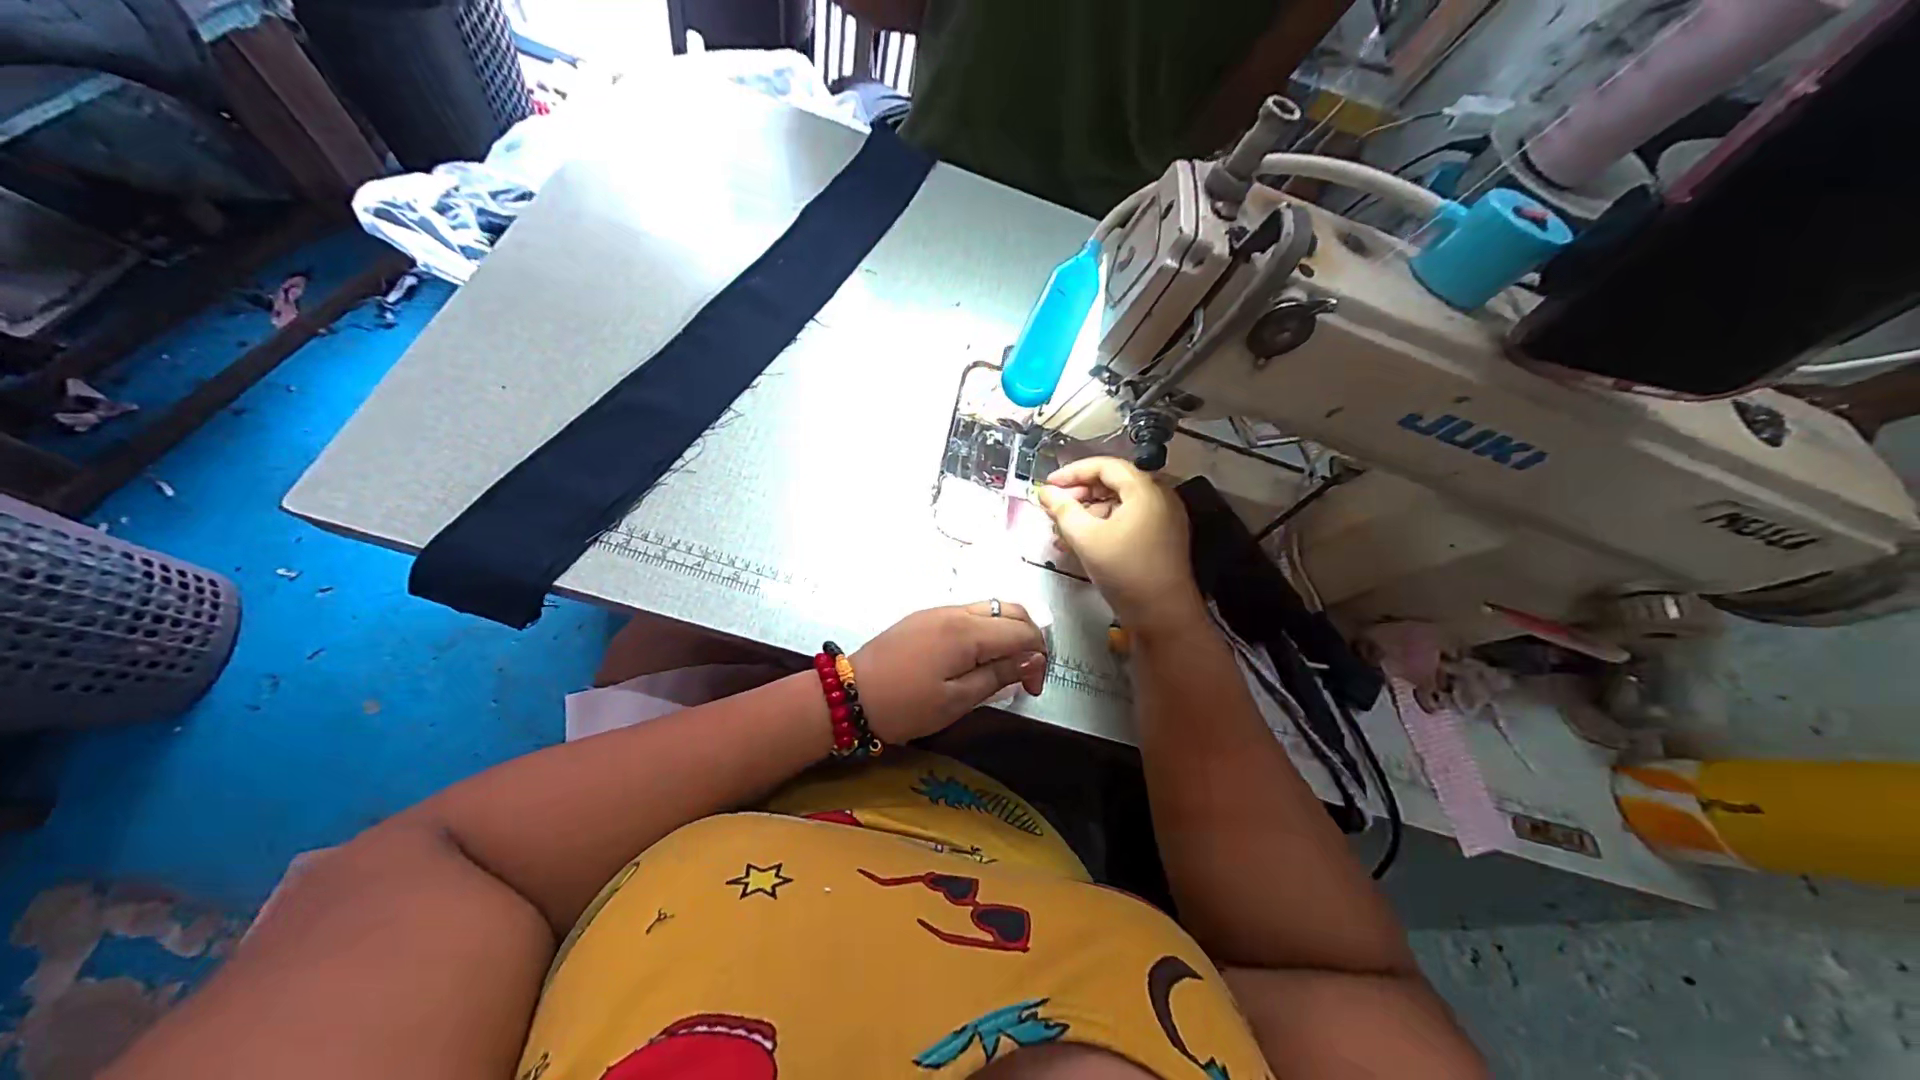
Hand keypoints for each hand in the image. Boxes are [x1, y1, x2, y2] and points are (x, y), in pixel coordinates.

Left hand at [851, 602, 1047, 741]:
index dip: (1038, 658)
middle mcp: (956, 612)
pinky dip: (986, 630)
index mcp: (967, 632)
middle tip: (1026, 673)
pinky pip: (969, 615)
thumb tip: (1031, 659)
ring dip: (1008, 632)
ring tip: (1005, 667)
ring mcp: (938, 611)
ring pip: (990, 609)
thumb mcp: (956, 700)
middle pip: (1011, 610)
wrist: (849, 695)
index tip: (1032, 689)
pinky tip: (979, 658)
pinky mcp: (925, 618)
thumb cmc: (905, 706)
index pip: (1023, 631)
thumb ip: (998, 676)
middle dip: (1030, 638)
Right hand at [1035, 456, 1205, 631]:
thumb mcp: (1086, 538)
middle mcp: (1159, 498)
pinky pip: (1128, 521)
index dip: (1073, 472)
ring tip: (1062, 530)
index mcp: (1145, 490)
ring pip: (1119, 504)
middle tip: (1054, 507)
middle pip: (1113, 483)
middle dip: (1079, 493)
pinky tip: (1081, 543)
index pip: (1105, 466)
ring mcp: (1163, 519)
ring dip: (1088, 512)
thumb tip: (1047, 493)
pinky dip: (1103, 526)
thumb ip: (1063, 509)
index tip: (1049, 485)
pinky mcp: (1161, 539)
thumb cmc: (1125, 572)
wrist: (1163, 615)